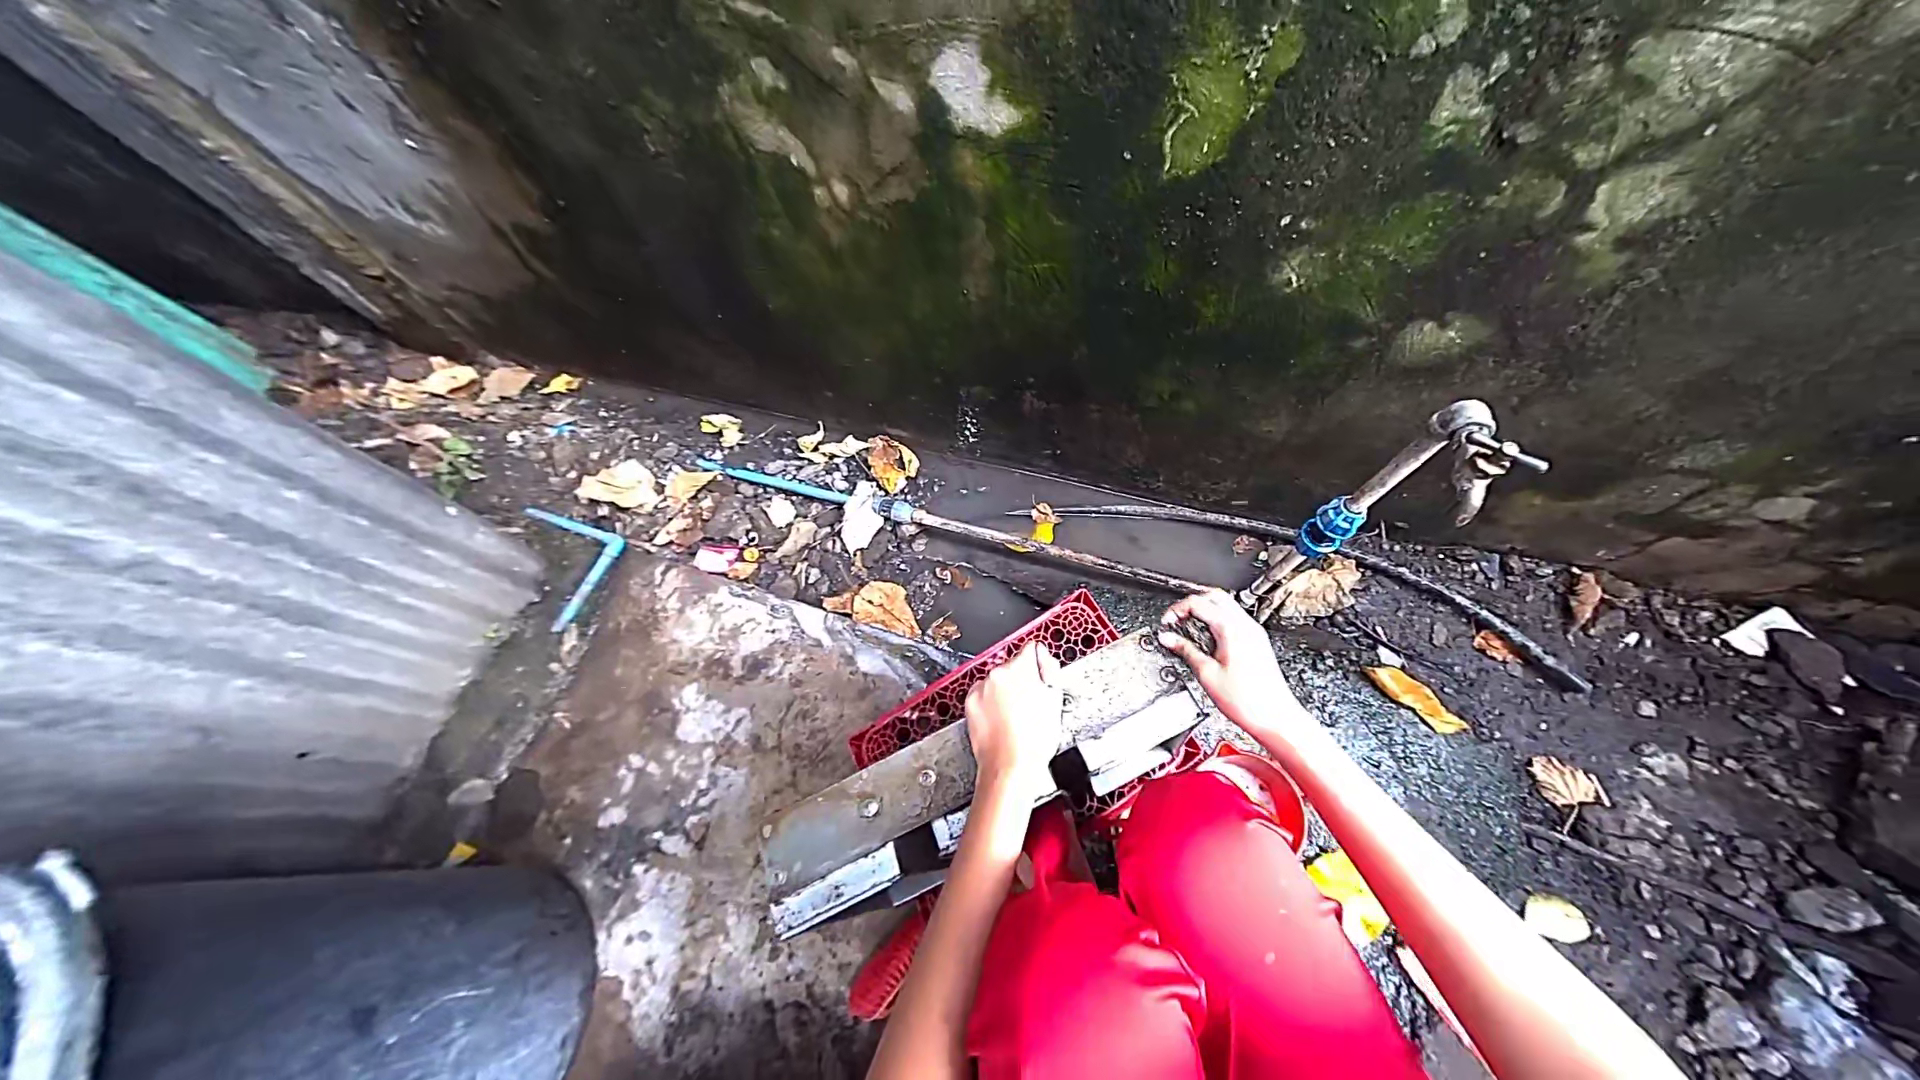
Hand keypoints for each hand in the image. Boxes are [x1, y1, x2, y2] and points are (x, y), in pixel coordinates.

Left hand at [965, 642, 1063, 803]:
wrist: (1010, 767)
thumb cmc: (1033, 741)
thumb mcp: (1055, 701)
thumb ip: (1050, 671)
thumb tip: (1043, 656)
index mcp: (1020, 669)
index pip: (1031, 648)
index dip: (1040, 662)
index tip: (1041, 673)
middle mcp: (997, 674)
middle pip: (1013, 667)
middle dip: (1022, 680)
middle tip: (1031, 703)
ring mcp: (981, 688)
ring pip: (997, 682)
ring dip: (1005, 692)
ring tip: (1017, 716)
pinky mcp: (970, 703)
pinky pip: (984, 695)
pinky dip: (991, 703)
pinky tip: (1003, 720)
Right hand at [1158, 589, 1307, 742]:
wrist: (1275, 717)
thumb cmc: (1247, 701)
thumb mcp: (1206, 674)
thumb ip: (1185, 650)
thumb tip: (1167, 638)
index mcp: (1231, 629)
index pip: (1198, 603)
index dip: (1177, 610)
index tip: (1167, 623)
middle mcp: (1246, 626)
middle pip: (1214, 596)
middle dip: (1190, 604)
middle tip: (1176, 620)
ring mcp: (1254, 633)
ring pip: (1225, 605)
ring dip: (1204, 611)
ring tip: (1188, 629)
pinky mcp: (1257, 642)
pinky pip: (1234, 619)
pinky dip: (1216, 621)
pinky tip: (1207, 639)